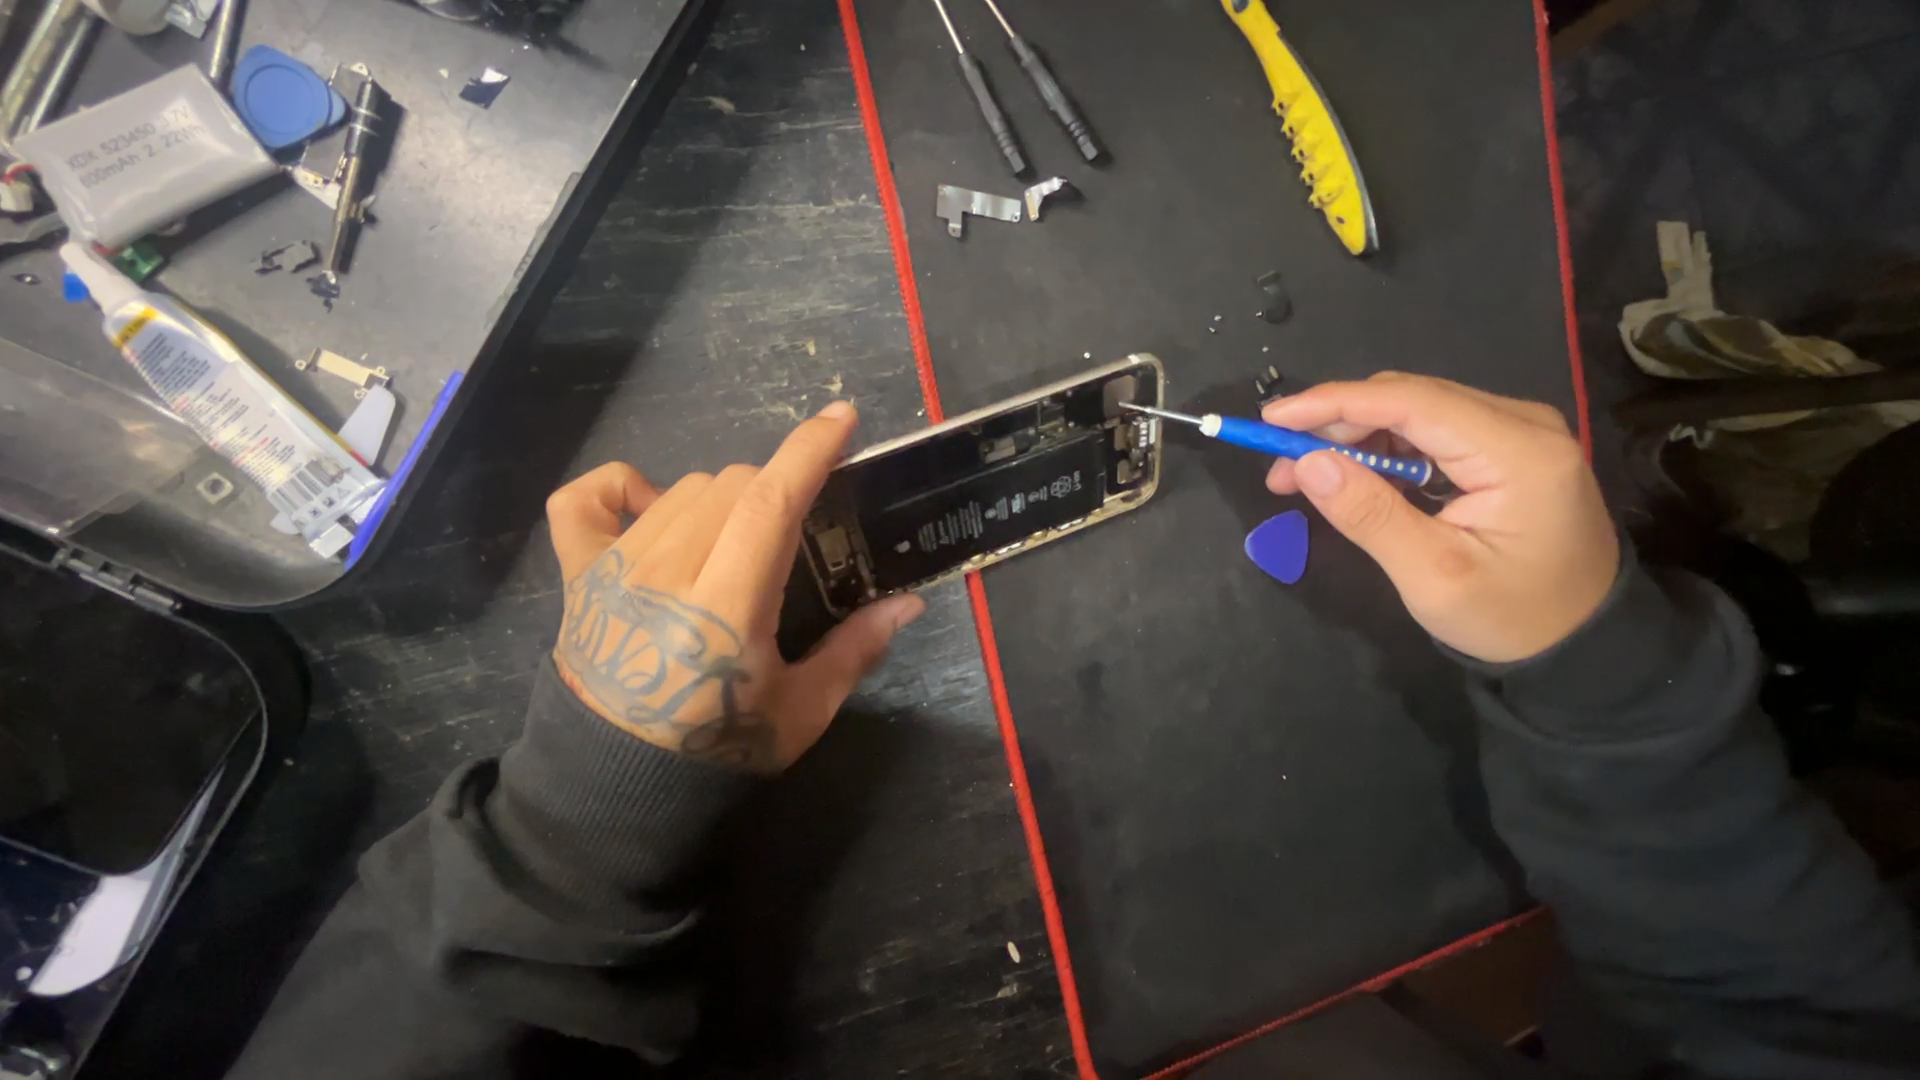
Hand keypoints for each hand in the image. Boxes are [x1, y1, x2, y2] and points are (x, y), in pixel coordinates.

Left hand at [543, 402, 924, 770]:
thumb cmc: (719, 746)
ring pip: (682, 487)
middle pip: (732, 485)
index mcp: (725, 607)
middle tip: (791, 537)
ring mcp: (613, 568)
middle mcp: (665, 572)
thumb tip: (909, 603)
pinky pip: (588, 497)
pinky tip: (653, 507)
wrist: (616, 783)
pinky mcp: (577, 573)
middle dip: (777, 490)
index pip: (771, 502)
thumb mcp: (802, 710)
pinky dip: (625, 487)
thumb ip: (856, 649)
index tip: (842, 419)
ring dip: (724, 498)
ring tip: (735, 543)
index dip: (810, 451)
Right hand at [1263, 373, 1618, 662]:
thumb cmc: (1509, 617)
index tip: (1272, 419)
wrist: (1581, 641)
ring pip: (1412, 410)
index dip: (1334, 403)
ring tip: (1303, 475)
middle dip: (1335, 423)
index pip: (1410, 403)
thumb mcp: (1431, 575)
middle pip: (1408, 398)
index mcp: (1516, 452)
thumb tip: (1306, 463)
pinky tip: (1349, 475)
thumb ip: (1369, 515)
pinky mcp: (1502, 447)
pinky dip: (1377, 448)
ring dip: (1351, 436)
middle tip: (1281, 466)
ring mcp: (1514, 432)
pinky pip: (1426, 429)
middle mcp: (1521, 423)